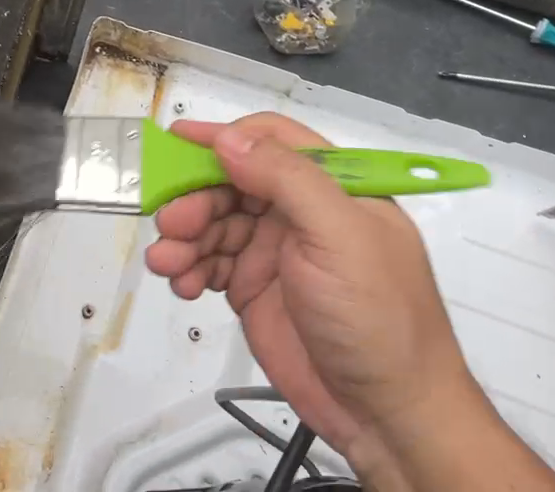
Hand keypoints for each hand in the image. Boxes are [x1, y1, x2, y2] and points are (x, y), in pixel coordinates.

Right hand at [143, 115, 480, 470]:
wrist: (387, 416)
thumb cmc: (378, 319)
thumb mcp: (339, 237)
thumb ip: (285, 180)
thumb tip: (228, 138)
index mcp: (331, 189)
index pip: (271, 141)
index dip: (224, 137)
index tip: (178, 142)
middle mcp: (298, 213)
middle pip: (229, 182)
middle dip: (194, 197)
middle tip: (170, 223)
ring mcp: (273, 250)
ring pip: (212, 222)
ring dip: (184, 236)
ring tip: (167, 262)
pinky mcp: (252, 287)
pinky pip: (208, 262)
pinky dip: (188, 267)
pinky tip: (182, 283)